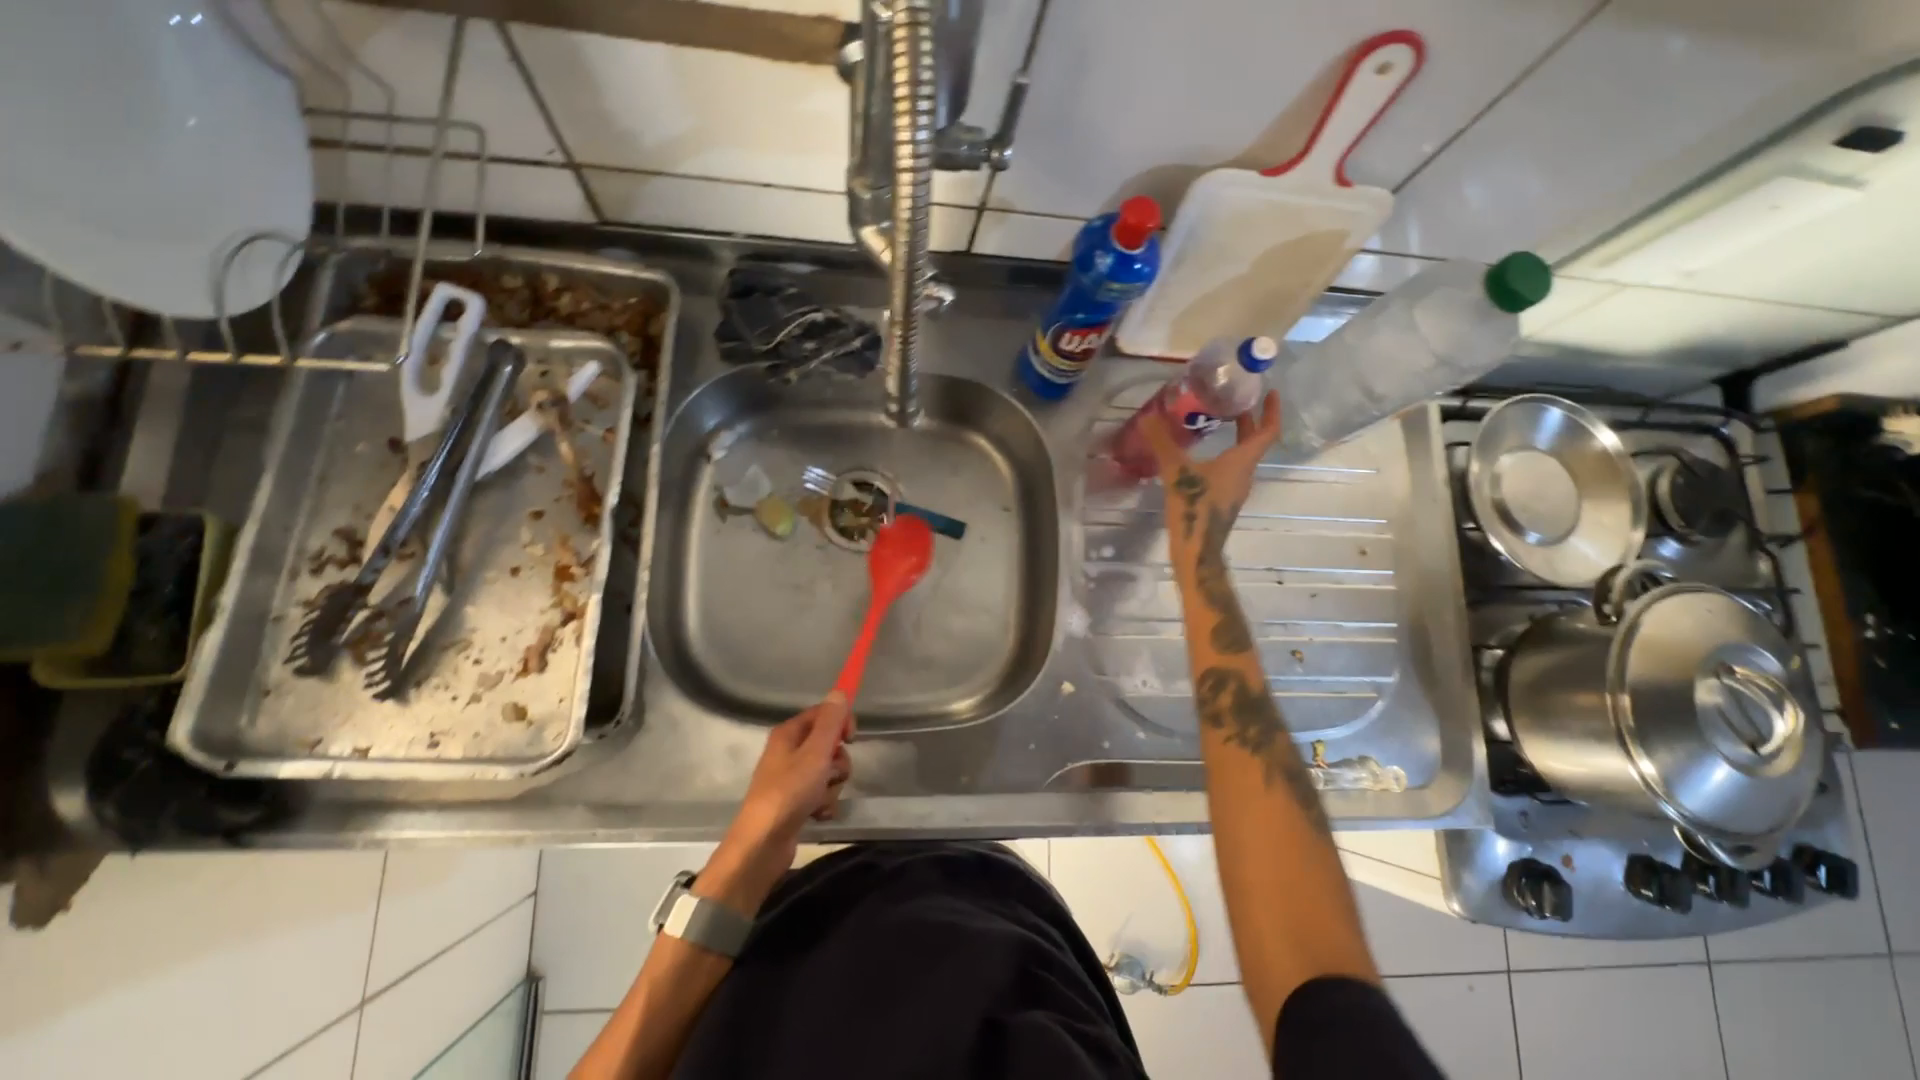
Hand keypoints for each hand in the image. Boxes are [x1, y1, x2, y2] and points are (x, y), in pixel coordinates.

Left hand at [697, 694, 852, 915]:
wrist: (763, 842)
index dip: (840, 723)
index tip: (851, 738)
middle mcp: (789, 752)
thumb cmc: (789, 792)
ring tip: (819, 799)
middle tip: (830, 774)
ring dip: (832, 787)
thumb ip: (830, 723)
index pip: (823, 714)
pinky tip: (818, 815)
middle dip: (837, 763)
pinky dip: (824, 804)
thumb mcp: (815, 753)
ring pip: (828, 772)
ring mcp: (792, 779)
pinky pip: (822, 794)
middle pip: (828, 745)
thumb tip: (839, 691)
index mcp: (789, 734)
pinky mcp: (796, 802)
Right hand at [1139, 391, 1281, 562]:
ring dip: (1237, 438)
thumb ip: (1163, 443)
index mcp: (1242, 461)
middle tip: (1237, 402)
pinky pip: (1230, 470)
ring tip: (1220, 423)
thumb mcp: (1176, 471)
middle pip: (1255, 442)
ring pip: (1243, 457)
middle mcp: (1244, 472)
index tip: (1270, 393)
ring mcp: (1235, 488)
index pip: (1268, 431)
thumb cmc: (1195, 506)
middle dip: (1249, 421)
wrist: (1197, 548)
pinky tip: (1204, 456)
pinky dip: (1225, 455)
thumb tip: (1148, 417)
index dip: (1272, 411)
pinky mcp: (1224, 499)